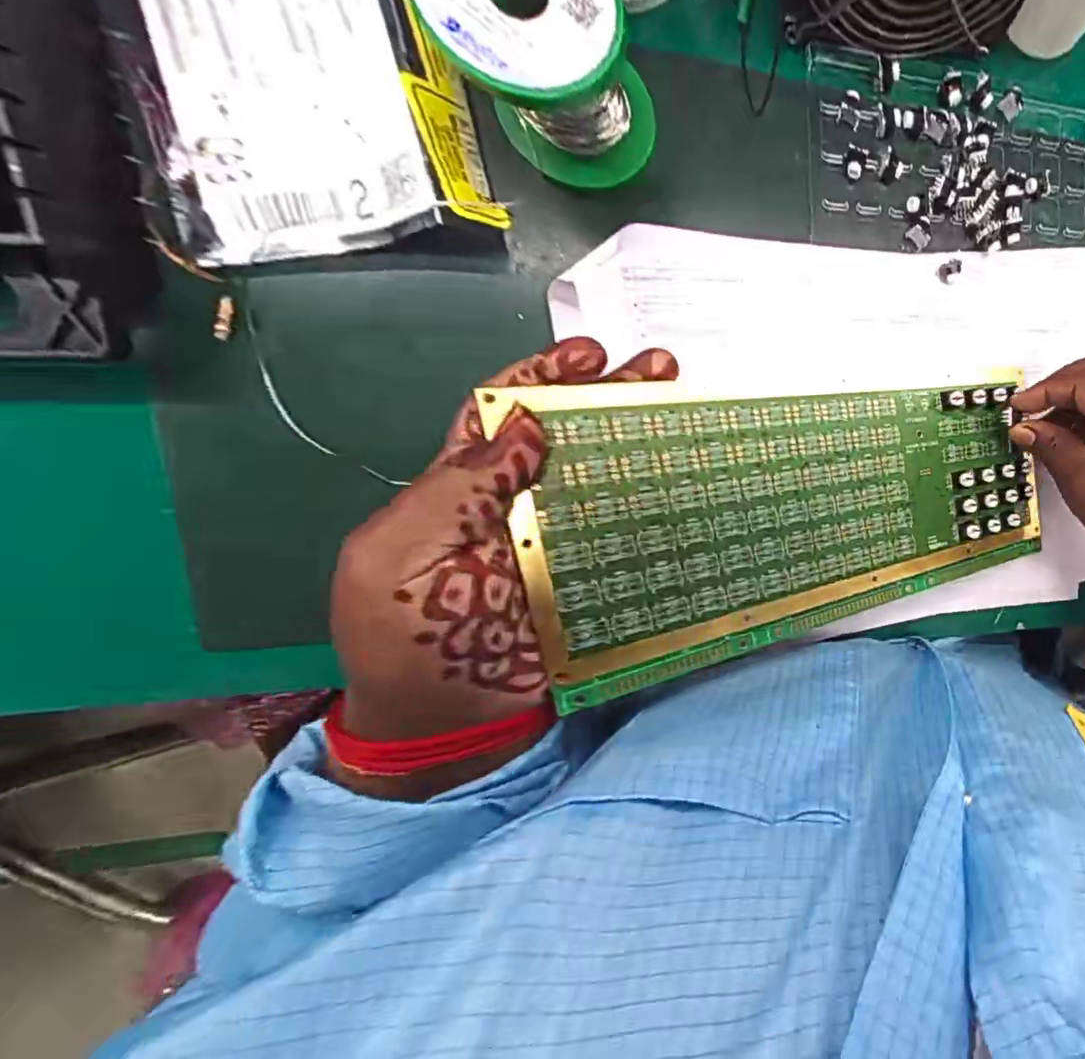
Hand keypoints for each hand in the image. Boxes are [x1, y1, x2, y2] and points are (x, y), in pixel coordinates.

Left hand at [330, 337, 678, 748]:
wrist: (453, 729)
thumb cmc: (411, 644)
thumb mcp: (398, 560)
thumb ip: (452, 491)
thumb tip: (525, 427)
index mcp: (458, 490)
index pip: (500, 416)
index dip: (542, 378)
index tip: (587, 355)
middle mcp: (516, 506)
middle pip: (564, 436)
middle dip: (607, 395)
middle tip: (659, 368)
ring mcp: (560, 543)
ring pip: (602, 475)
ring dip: (640, 438)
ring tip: (681, 405)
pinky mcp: (596, 578)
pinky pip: (627, 531)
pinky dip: (657, 502)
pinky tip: (686, 479)